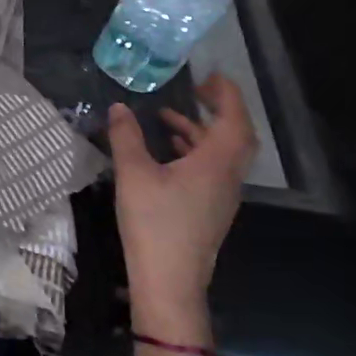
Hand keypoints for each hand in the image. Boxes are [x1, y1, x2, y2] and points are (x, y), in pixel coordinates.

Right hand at [106, 74, 256, 342]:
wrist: (169, 279)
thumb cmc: (153, 222)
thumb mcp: (132, 174)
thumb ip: (126, 138)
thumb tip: (119, 108)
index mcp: (215, 165)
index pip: (233, 122)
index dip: (227, 96)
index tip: (212, 77)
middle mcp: (227, 178)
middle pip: (236, 137)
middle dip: (220, 111)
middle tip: (198, 91)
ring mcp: (221, 196)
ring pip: (223, 154)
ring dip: (202, 131)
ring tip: (169, 117)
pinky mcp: (210, 209)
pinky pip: (212, 168)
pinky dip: (196, 150)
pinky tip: (168, 153)